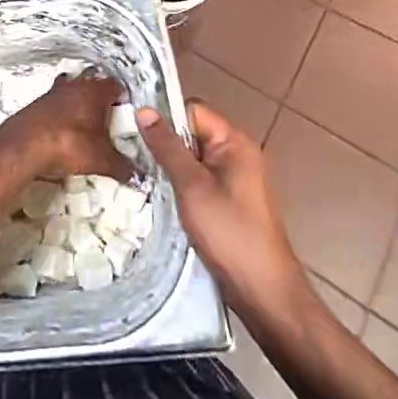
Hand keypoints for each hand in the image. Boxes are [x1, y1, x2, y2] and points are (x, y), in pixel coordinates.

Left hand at [0, 73, 129, 223]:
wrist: (24, 147)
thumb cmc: (71, 145)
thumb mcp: (102, 160)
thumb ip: (123, 167)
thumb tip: (141, 177)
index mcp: (95, 91)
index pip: (115, 85)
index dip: (121, 97)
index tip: (125, 111)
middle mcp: (74, 85)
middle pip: (90, 84)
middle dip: (97, 98)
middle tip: (104, 118)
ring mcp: (51, 93)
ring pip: (69, 91)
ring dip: (75, 103)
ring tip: (81, 125)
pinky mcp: (34, 105)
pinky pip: (52, 105)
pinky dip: (58, 115)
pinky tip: (59, 132)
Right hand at [134, 102, 314, 324]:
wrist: (262, 287)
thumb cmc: (229, 232)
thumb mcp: (192, 186)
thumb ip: (167, 147)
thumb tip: (144, 111)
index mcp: (234, 142)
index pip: (194, 111)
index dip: (166, 119)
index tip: (136, 134)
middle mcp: (237, 153)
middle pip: (192, 133)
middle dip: (165, 144)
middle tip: (135, 159)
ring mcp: (234, 178)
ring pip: (193, 159)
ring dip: (171, 167)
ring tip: (144, 179)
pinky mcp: (228, 200)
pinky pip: (199, 179)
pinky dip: (180, 185)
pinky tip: (162, 198)